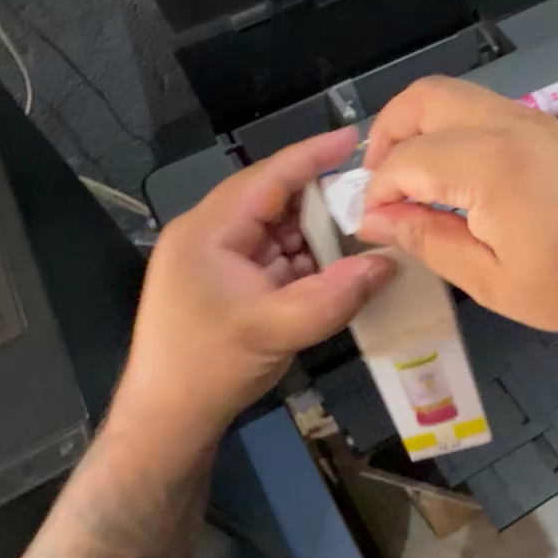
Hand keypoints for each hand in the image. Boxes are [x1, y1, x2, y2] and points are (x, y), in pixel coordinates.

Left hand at [116, 127, 395, 430]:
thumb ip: (336, 295)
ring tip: (366, 236)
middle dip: (323, 202)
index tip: (354, 138)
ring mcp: (222, 263)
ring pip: (281, 235)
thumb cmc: (209, 366)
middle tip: (373, 200)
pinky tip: (341, 270)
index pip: (267, 178)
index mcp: (209, 231)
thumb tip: (388, 264)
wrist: (169, 419)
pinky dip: (310, 265)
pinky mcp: (234, 288)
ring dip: (319, 238)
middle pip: (276, 203)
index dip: (312, 156)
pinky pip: (279, 262)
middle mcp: (213, 237)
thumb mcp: (276, 329)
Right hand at [357, 76, 557, 342]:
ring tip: (412, 181)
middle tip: (381, 186)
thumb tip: (373, 219)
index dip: (378, 192)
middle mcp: (507, 124)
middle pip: (423, 99)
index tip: (369, 223)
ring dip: (420, 127)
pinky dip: (453, 129)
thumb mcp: (488, 278)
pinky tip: (455, 176)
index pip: (405, 159)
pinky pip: (484, 109)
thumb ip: (426, 239)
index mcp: (488, 163)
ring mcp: (533, 119)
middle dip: (387, 135)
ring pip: (454, 96)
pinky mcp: (550, 128)